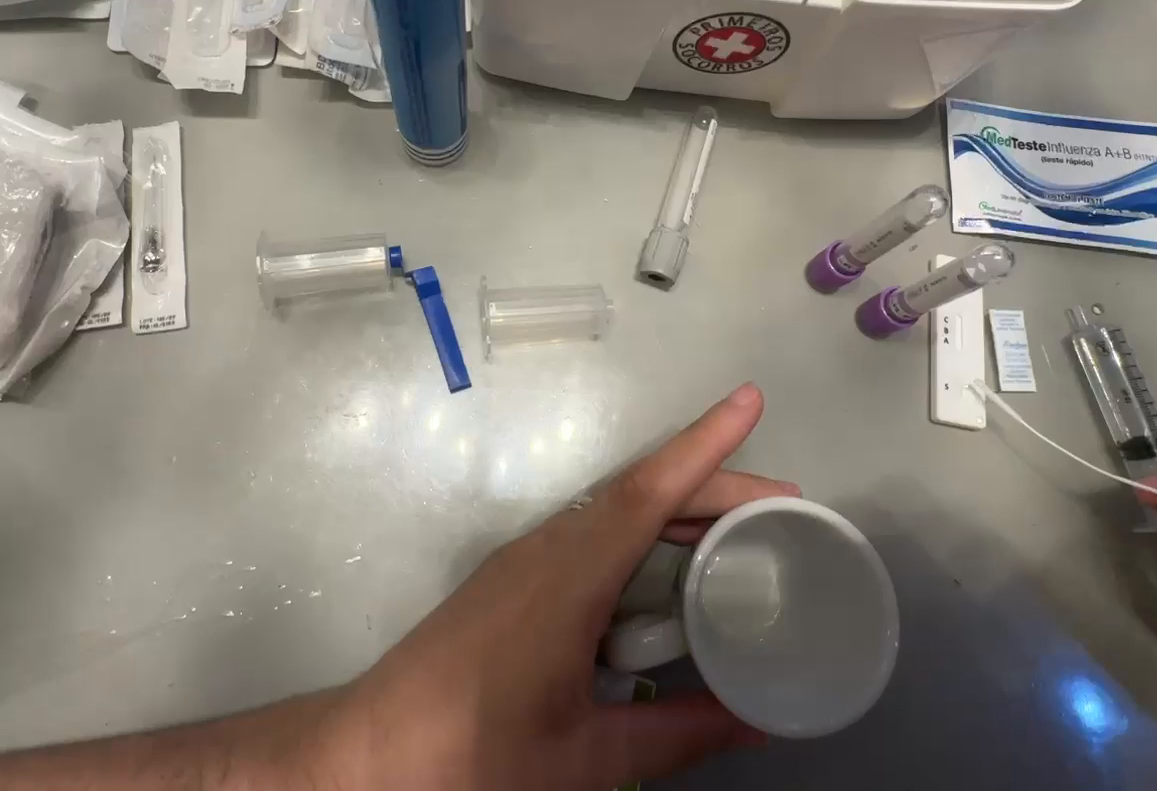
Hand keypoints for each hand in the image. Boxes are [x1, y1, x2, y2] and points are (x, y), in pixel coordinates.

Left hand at [321, 382, 795, 790]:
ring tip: (740, 529)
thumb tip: (754, 718)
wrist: (375, 751)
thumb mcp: (587, 758)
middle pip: (641, 492)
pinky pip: (593, 531)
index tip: (748, 401)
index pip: (649, 491)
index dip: (704, 444)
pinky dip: (643, 532)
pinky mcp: (516, 575)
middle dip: (712, 482)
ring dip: (677, 506)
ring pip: (616, 508)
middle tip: (782, 503)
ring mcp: (528, 556)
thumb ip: (675, 733)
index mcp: (570, 576)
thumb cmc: (478, 753)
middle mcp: (549, 547)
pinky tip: (667, 568)